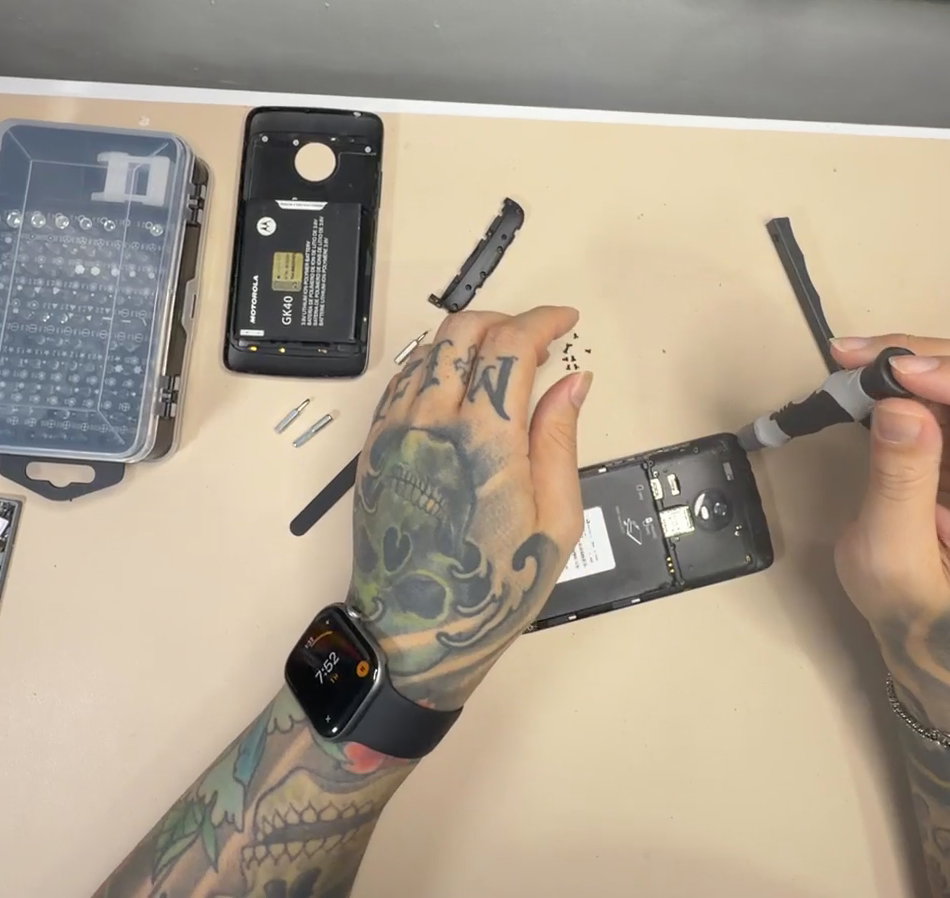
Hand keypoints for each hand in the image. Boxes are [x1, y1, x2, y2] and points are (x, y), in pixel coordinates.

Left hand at [350, 307, 592, 711]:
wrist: (413, 628)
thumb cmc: (493, 585)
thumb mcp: (555, 520)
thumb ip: (560, 438)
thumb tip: (574, 381)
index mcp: (484, 440)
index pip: (511, 344)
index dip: (543, 320)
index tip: (565, 321)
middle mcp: (431, 422)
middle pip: (463, 330)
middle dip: (506, 321)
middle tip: (535, 344)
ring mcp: (395, 430)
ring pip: (430, 348)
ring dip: (471, 341)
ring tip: (502, 369)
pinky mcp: (375, 444)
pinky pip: (404, 379)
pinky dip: (438, 365)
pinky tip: (462, 390)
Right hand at [828, 335, 949, 709]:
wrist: (927, 635)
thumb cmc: (918, 613)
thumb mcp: (893, 560)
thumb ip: (900, 483)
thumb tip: (900, 404)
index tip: (902, 375)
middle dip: (940, 360)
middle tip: (863, 357)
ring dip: (918, 359)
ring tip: (854, 359)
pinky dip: (907, 377)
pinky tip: (866, 374)